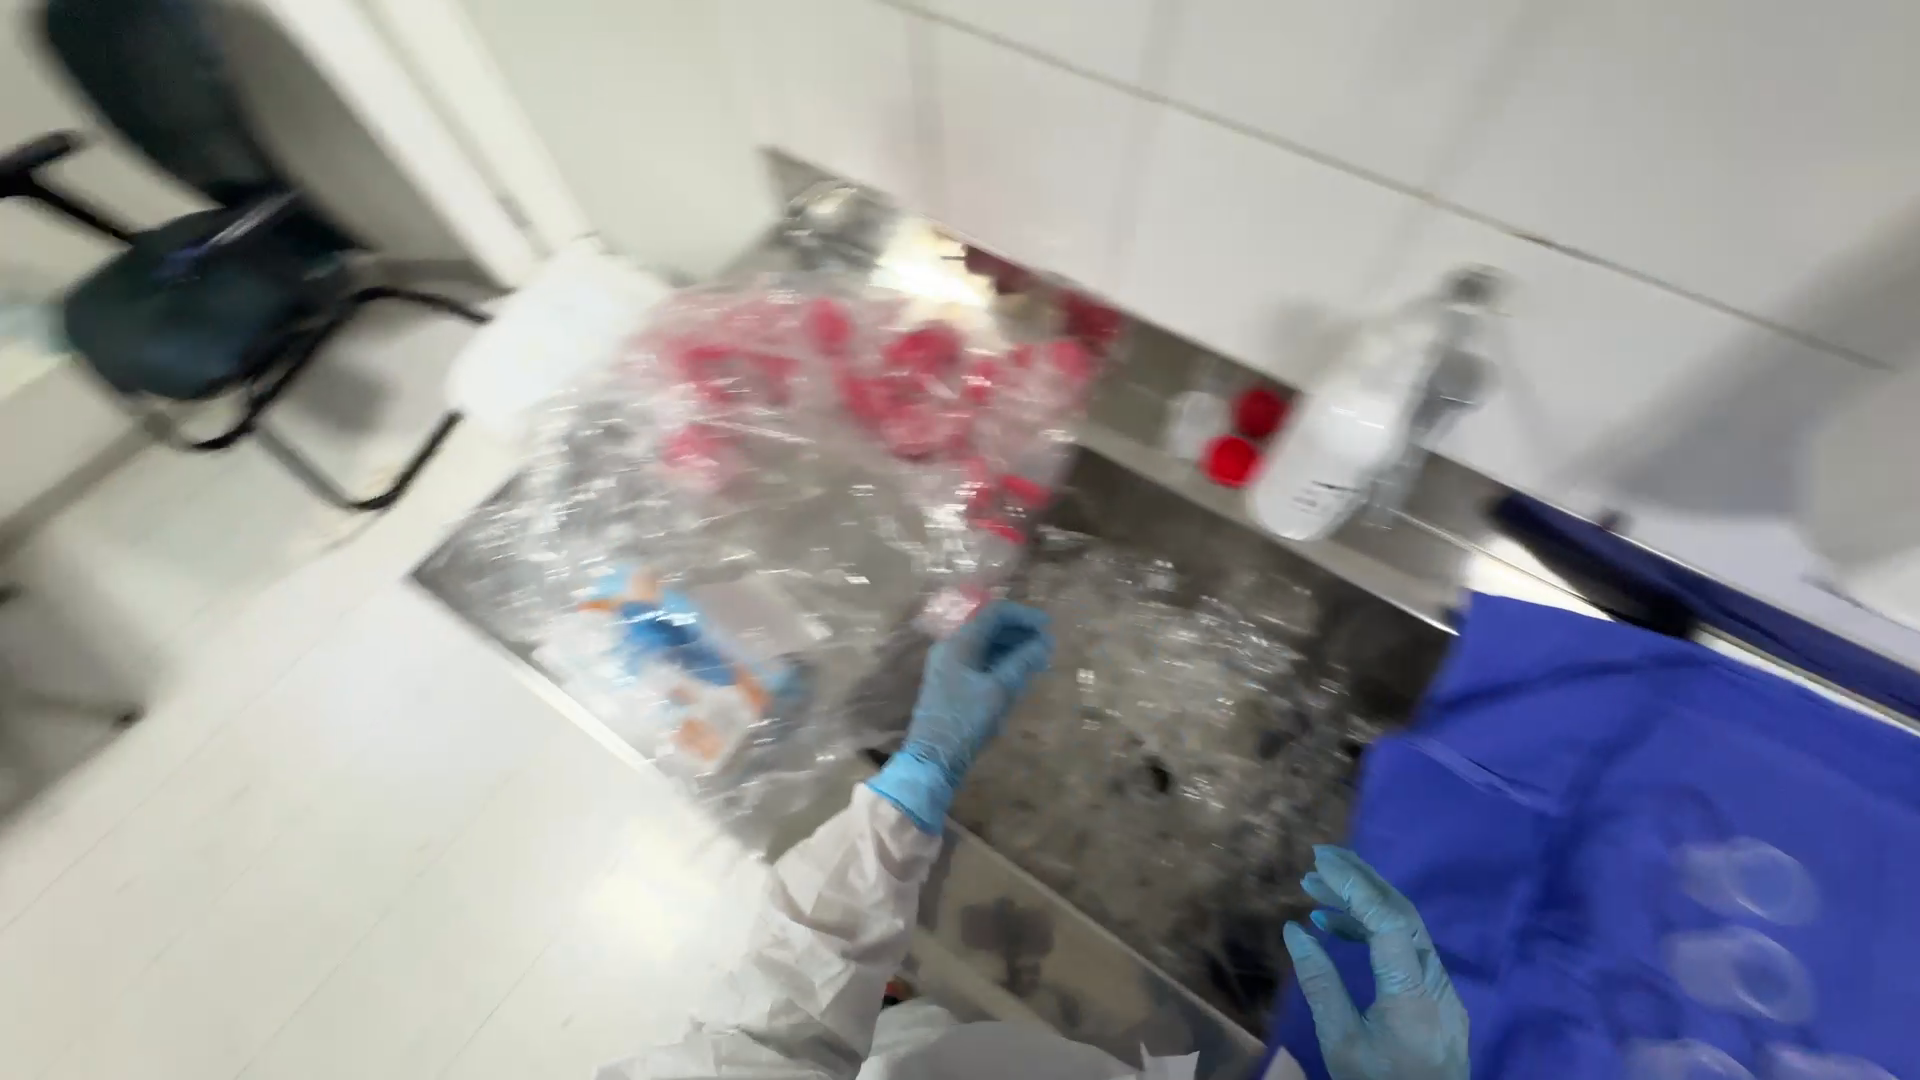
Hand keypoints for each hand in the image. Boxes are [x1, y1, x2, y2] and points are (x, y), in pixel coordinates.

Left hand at [866, 601, 1053, 832]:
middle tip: (1046, 644)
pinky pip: (978, 660)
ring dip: (1011, 647)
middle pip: (988, 626)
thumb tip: (1044, 643)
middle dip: (1019, 631)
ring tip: (1037, 659)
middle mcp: (951, 647)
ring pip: (984, 644)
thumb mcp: (1000, 690)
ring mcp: (948, 665)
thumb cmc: (966, 720)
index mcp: (959, 642)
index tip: (1048, 627)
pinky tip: (1018, 674)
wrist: (932, 757)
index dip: (1024, 616)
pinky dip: (1000, 661)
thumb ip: (1022, 662)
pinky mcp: (950, 682)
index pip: (994, 613)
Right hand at [1283, 846, 1468, 1079]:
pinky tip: (1337, 927)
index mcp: (1413, 995)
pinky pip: (1408, 946)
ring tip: (1316, 887)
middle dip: (1361, 877)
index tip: (1318, 861)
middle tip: (1318, 856)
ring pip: (1408, 926)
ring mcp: (1442, 992)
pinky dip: (1373, 926)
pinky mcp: (1438, 1000)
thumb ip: (1320, 984)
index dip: (1354, 885)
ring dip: (1364, 899)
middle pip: (1404, 913)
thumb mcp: (1340, 1043)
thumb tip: (1295, 929)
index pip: (1389, 921)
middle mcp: (1436, 984)